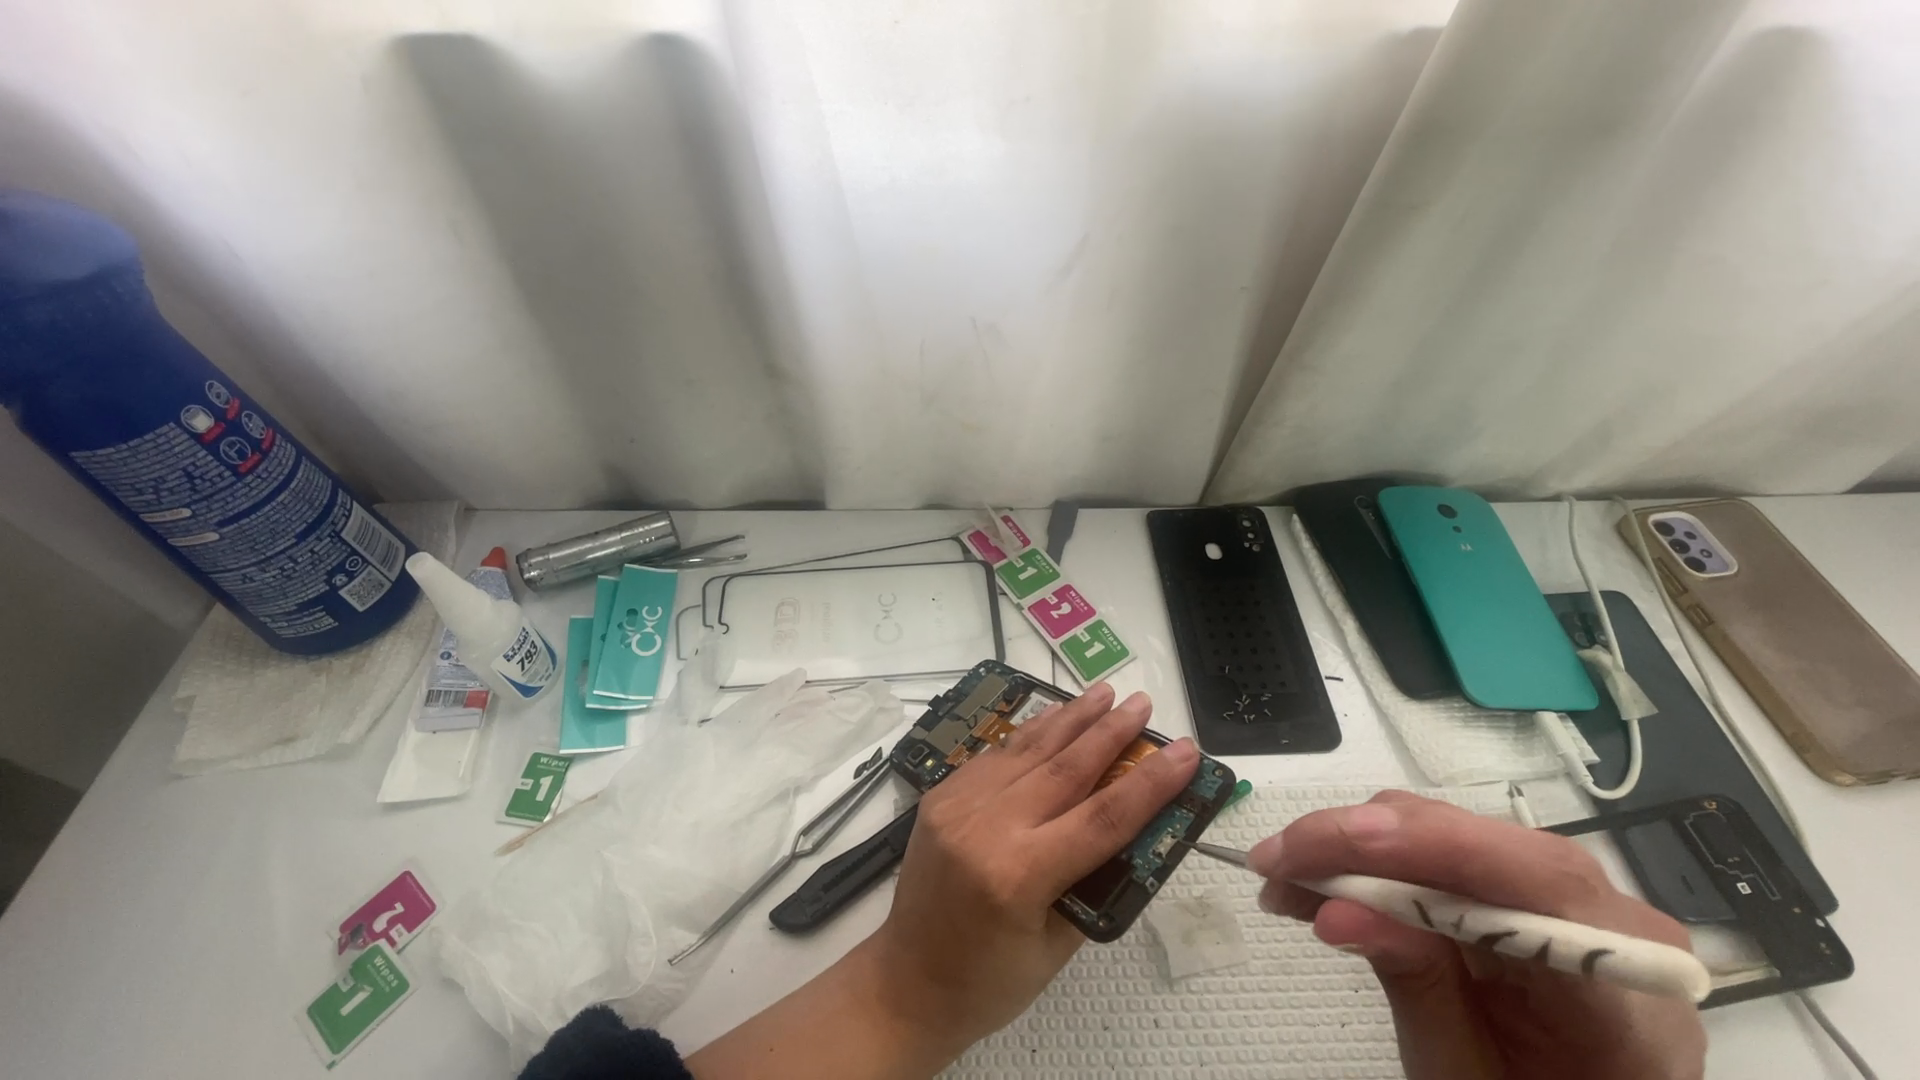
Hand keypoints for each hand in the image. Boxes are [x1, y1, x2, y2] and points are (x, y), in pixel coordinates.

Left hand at [868, 683, 1200, 1057]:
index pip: (1103, 818)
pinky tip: (1054, 717)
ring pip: (1027, 750)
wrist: (906, 982)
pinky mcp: (941, 797)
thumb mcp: (1058, 946)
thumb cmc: (989, 983)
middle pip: (1065, 769)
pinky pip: (995, 757)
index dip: (1150, 782)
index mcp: (1019, 875)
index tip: (1184, 751)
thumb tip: (1131, 822)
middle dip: (1111, 732)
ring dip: (1071, 718)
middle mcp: (986, 829)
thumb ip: (1094, 880)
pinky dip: (1030, 734)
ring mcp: (957, 807)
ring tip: (1105, 693)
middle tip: (1144, 704)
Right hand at [1250, 791, 1705, 1079]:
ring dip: (1354, 849)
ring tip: (1285, 879)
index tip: (1336, 845)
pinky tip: (1320, 882)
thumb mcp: (1466, 1075)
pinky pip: (1441, 854)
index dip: (1435, 847)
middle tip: (1276, 863)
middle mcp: (1608, 922)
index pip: (1540, 883)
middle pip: (1479, 844)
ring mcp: (1566, 899)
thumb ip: (1416, 990)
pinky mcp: (1521, 890)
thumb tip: (1334, 911)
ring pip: (1449, 834)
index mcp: (1627, 991)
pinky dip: (1372, 864)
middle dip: (1364, 842)